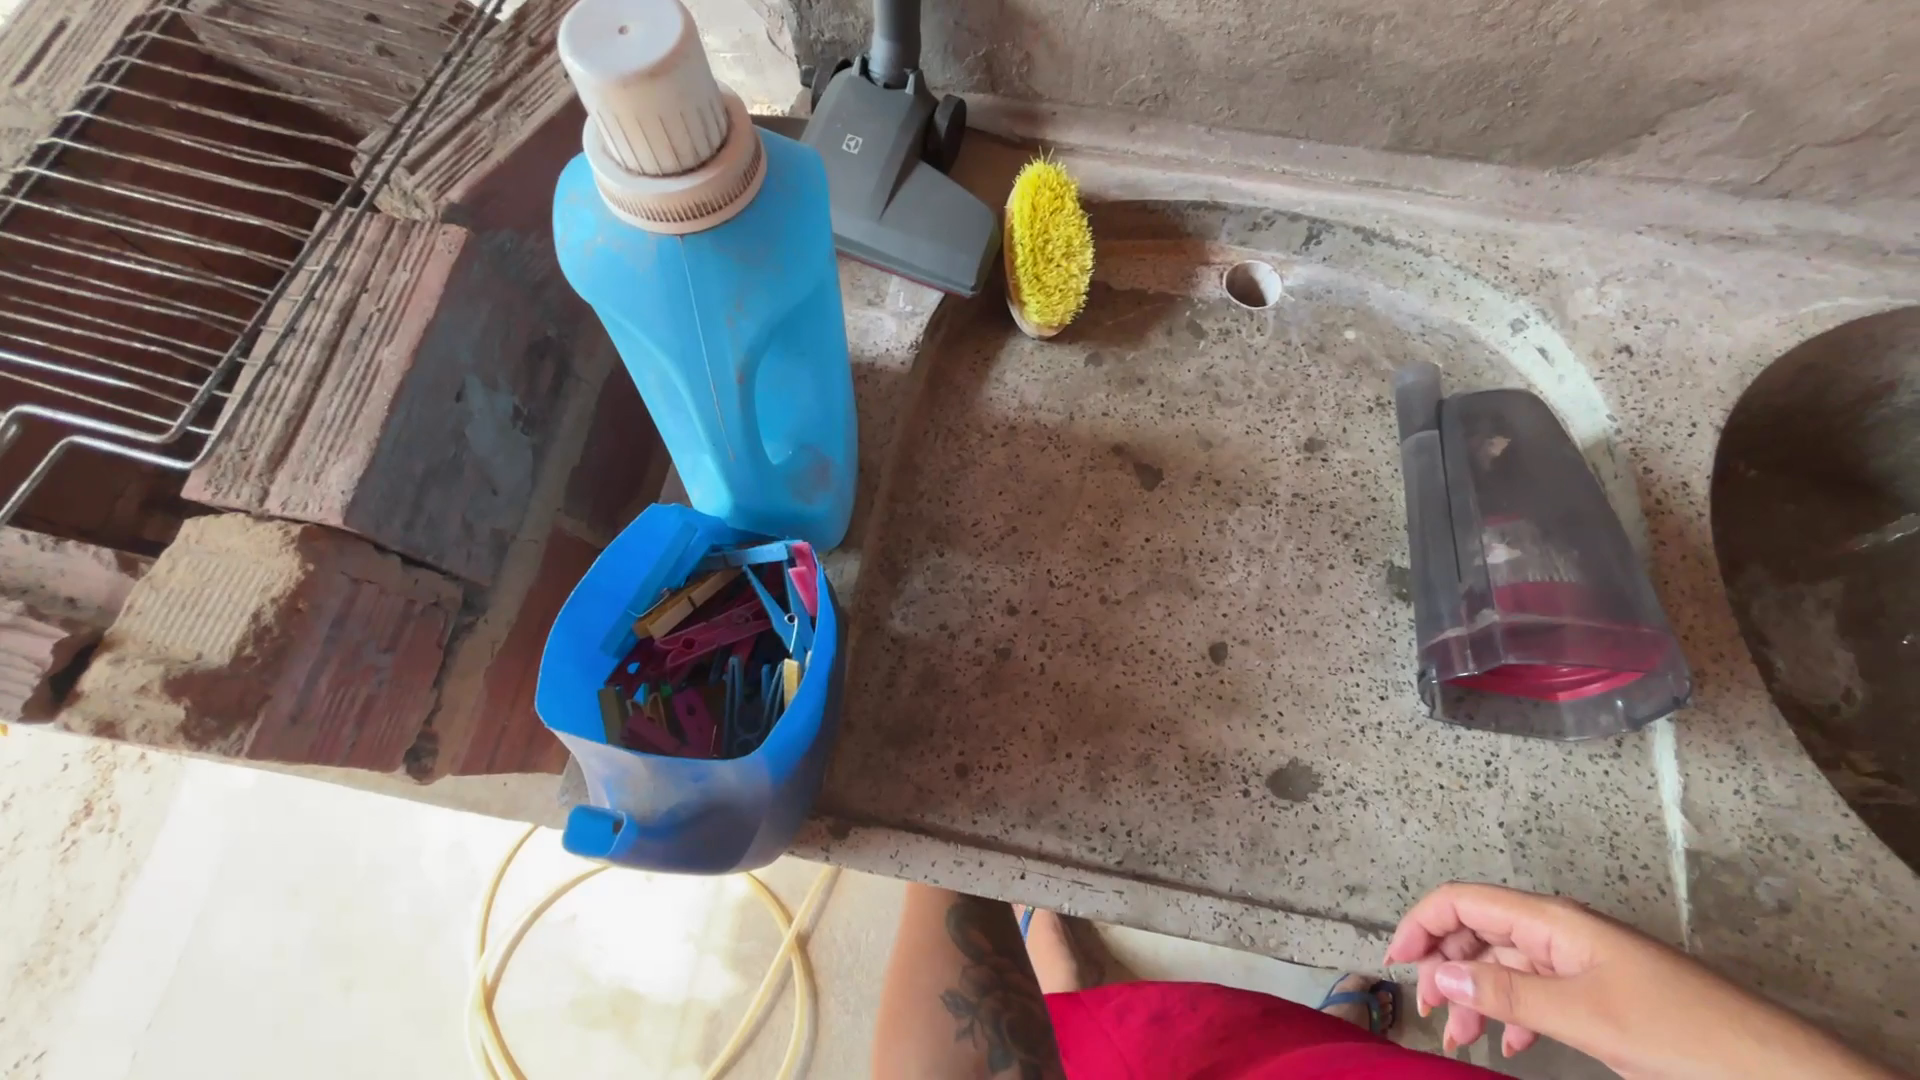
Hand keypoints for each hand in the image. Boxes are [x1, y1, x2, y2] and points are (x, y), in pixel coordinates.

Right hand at [1383, 883, 1902, 1079]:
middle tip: (1430, 1013)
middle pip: (1477, 932)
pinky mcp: (1598, 990)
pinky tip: (1509, 1043)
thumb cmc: (1677, 1032)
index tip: (1396, 963)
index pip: (1462, 901)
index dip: (1420, 924)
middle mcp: (1556, 930)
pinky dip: (1512, 1013)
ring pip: (1504, 965)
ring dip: (1476, 996)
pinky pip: (1535, 990)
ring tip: (1459, 1036)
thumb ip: (1503, 991)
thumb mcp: (1582, 1015)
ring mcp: (1578, 960)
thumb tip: (1434, 972)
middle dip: (1445, 967)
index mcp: (1549, 919)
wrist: (1781, 1071)